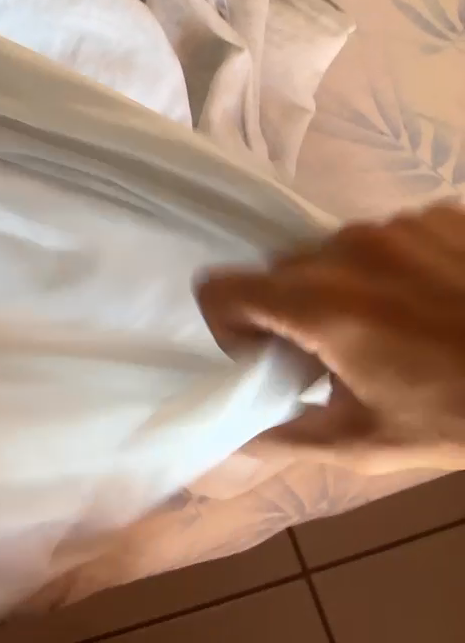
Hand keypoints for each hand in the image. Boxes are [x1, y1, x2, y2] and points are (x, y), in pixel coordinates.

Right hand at [198, 203, 464, 472]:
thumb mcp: (380, 441)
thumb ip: (291, 437)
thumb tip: (235, 437)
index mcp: (314, 304)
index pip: (216, 289)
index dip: (229, 323)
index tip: (273, 354)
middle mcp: (340, 252)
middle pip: (277, 272)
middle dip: (294, 308)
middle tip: (346, 350)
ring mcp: (396, 228)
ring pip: (333, 252)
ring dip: (348, 283)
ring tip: (407, 323)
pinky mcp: (444, 216)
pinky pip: (390, 236)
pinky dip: (400, 264)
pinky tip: (444, 297)